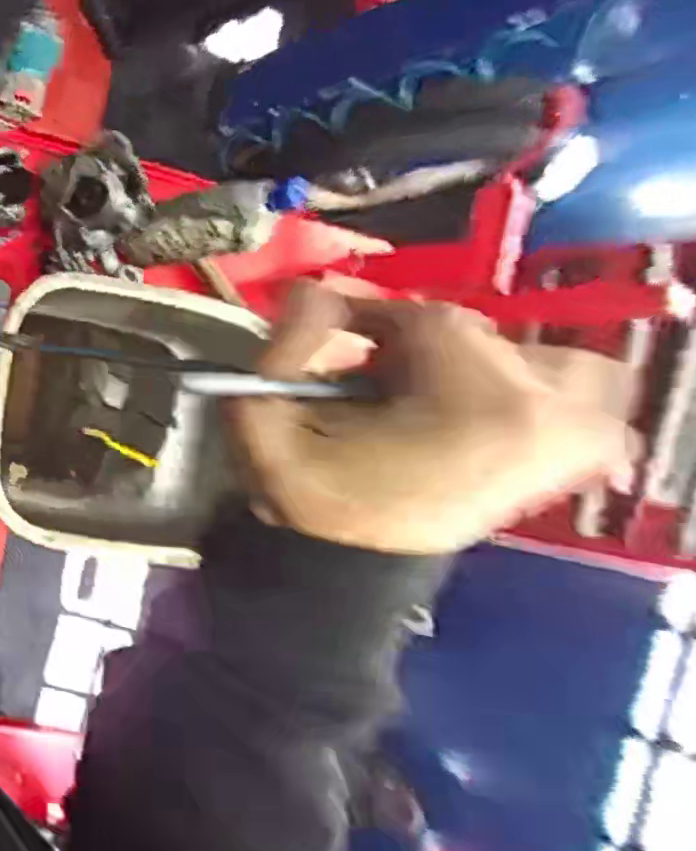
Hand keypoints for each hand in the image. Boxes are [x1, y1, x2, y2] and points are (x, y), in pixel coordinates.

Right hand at [227, 281, 634, 554]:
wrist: (355, 560)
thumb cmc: (307, 494)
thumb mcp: (262, 424)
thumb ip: (285, 349)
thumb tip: (310, 290)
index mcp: (483, 409)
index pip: (432, 321)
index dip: (371, 313)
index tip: (325, 327)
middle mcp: (562, 414)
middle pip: (475, 334)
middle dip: (410, 346)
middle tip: (360, 374)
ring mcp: (587, 433)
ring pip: (521, 351)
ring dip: (459, 361)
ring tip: (408, 394)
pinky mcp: (589, 448)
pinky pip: (558, 381)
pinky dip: (503, 382)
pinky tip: (451, 409)